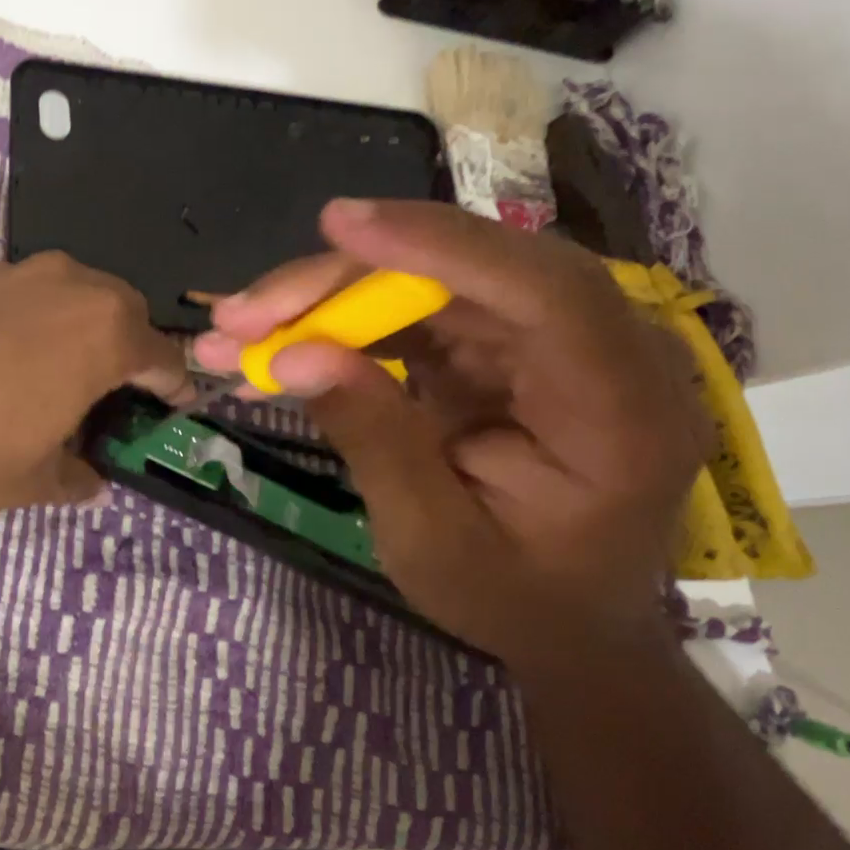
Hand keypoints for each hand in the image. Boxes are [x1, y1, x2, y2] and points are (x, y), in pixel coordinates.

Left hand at [0, 252, 189, 542]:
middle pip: (112, 311)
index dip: (170, 387)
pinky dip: (5, 327)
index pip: (161, 354)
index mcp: (97, 329)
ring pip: (53, 297)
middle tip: (98, 401)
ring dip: (60, 335)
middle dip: (118, 353)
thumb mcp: (24, 484)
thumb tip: (88, 475)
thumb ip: (72, 475)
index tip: (166, 412)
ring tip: (31, 386)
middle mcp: (56, 283)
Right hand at [194, 199, 708, 664]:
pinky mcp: (493, 346)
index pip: (544, 293)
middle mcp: (594, 354)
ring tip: (231, 331)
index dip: (441, 247)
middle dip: (341, 282)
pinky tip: (265, 346)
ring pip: (422, 283)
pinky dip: (329, 324)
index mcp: (618, 412)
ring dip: (319, 300)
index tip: (339, 224)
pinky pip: (404, 310)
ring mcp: (540, 344)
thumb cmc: (514, 599)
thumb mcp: (433, 541)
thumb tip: (293, 357)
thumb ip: (376, 442)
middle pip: (466, 273)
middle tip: (239, 314)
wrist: (561, 625)